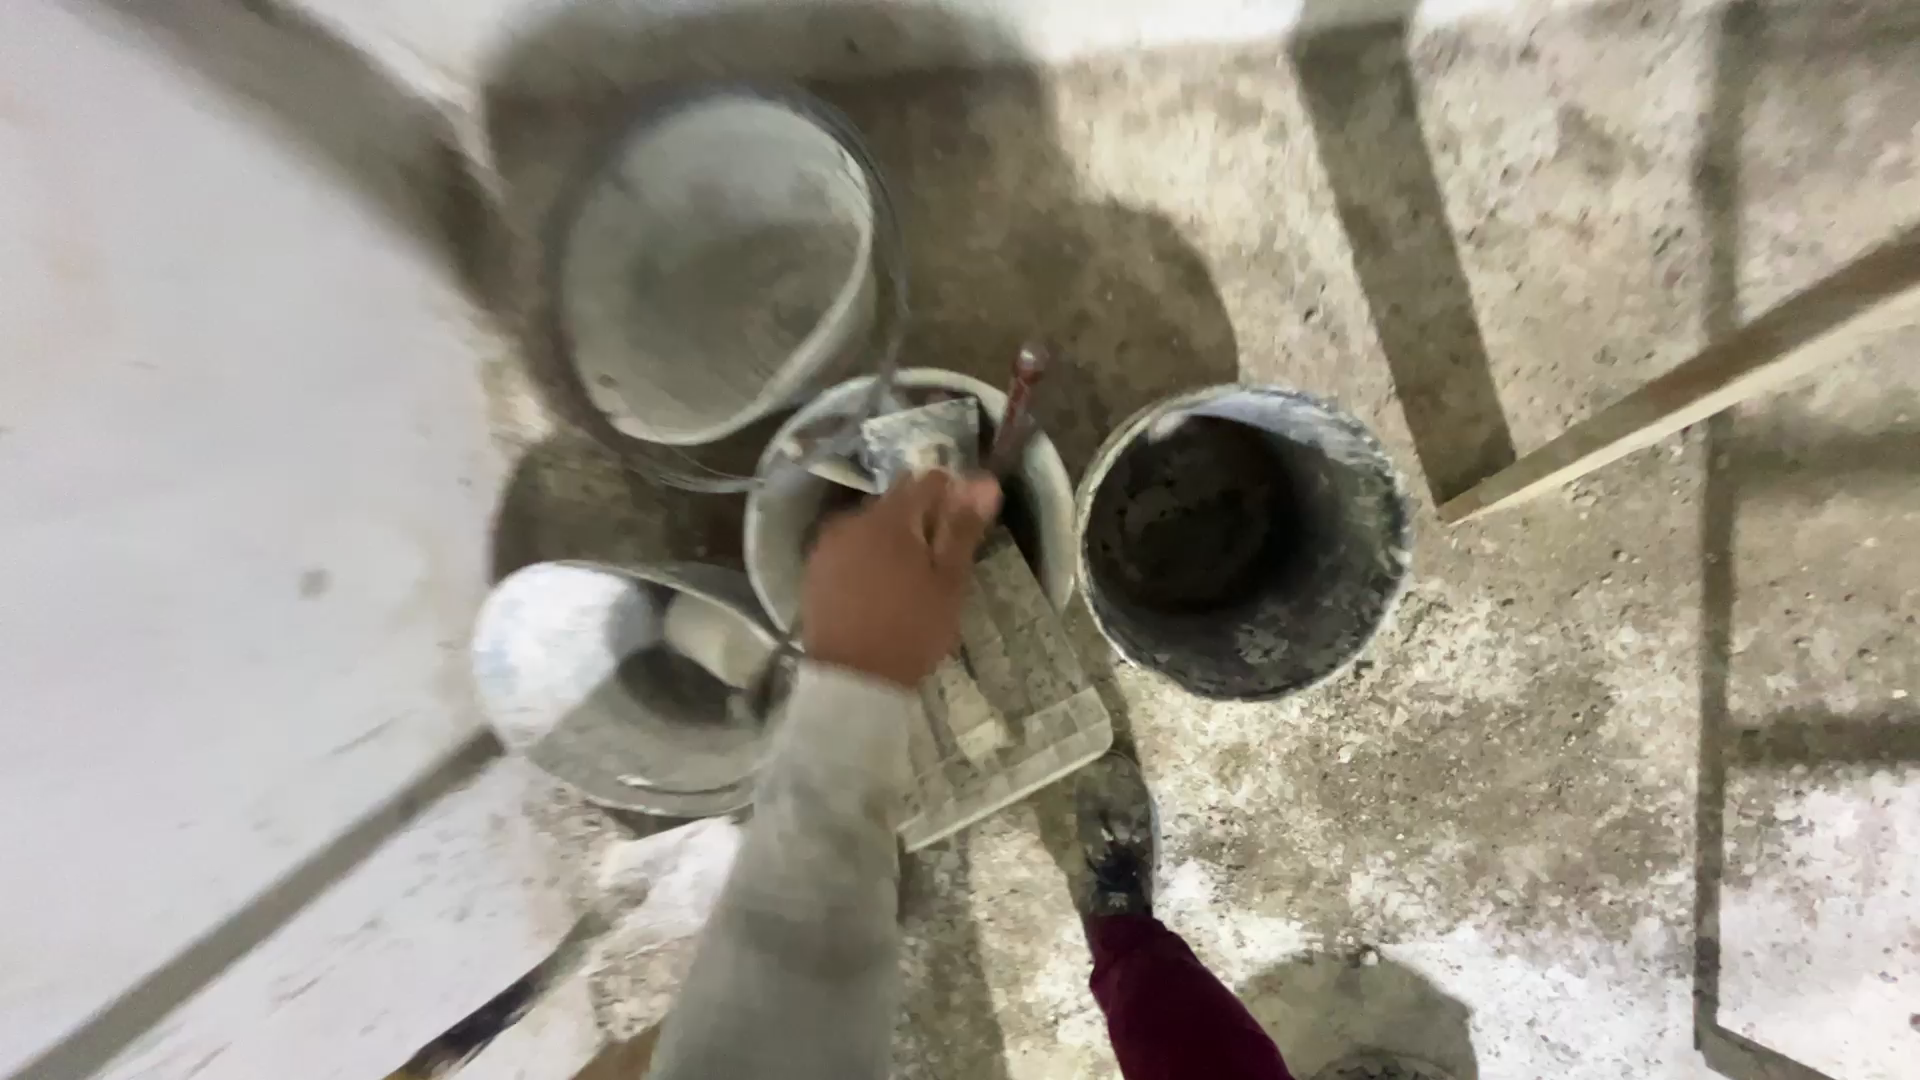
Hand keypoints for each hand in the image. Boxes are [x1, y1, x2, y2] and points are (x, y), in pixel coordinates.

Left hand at [801, 470, 1001, 687]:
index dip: (951, 495)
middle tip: (939, 561)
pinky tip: (878, 588)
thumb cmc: (912, 630)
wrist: (853, 681)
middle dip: (920, 519)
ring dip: (892, 538)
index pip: (927, 481)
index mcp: (890, 518)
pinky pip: (849, 547)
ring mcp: (828, 544)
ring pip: (870, 524)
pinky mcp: (814, 569)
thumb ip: (964, 527)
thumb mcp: (949, 582)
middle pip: (896, 501)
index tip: (962, 527)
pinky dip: (867, 556)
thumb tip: (985, 481)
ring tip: (909, 579)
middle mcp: (853, 519)